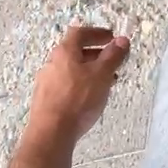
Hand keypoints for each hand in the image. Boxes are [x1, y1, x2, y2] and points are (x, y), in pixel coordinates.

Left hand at [25, 25, 129, 148]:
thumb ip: (113, 55)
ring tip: (105, 81)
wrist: (50, 134)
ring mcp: (45, 82)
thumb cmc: (78, 98)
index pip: (80, 33)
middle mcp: (52, 63)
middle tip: (112, 60)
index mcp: (64, 52)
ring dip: (89, 71)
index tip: (111, 38)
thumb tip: (122, 40)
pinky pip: (65, 84)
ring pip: (71, 69)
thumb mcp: (102, 74)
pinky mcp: (44, 100)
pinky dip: (79, 84)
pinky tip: (89, 97)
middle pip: (74, 51)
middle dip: (95, 54)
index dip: (97, 33)